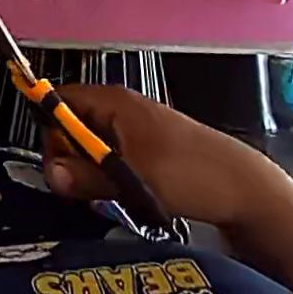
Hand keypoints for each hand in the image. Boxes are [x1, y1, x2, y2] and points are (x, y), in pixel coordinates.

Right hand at [41, 85, 292, 267]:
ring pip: (92, 143)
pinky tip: (120, 193)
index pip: (62, 100)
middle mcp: (120, 108)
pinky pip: (110, 154)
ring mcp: (134, 127)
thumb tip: (50, 173)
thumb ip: (87, 176)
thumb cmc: (190, 173)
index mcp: (114, 101)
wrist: (243, 187)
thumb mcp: (133, 178)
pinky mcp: (146, 147)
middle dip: (70, 154)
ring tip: (103, 192)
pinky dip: (107, 173)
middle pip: (73, 123)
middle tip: (79, 185)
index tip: (54, 163)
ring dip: (90, 168)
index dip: (50, 128)